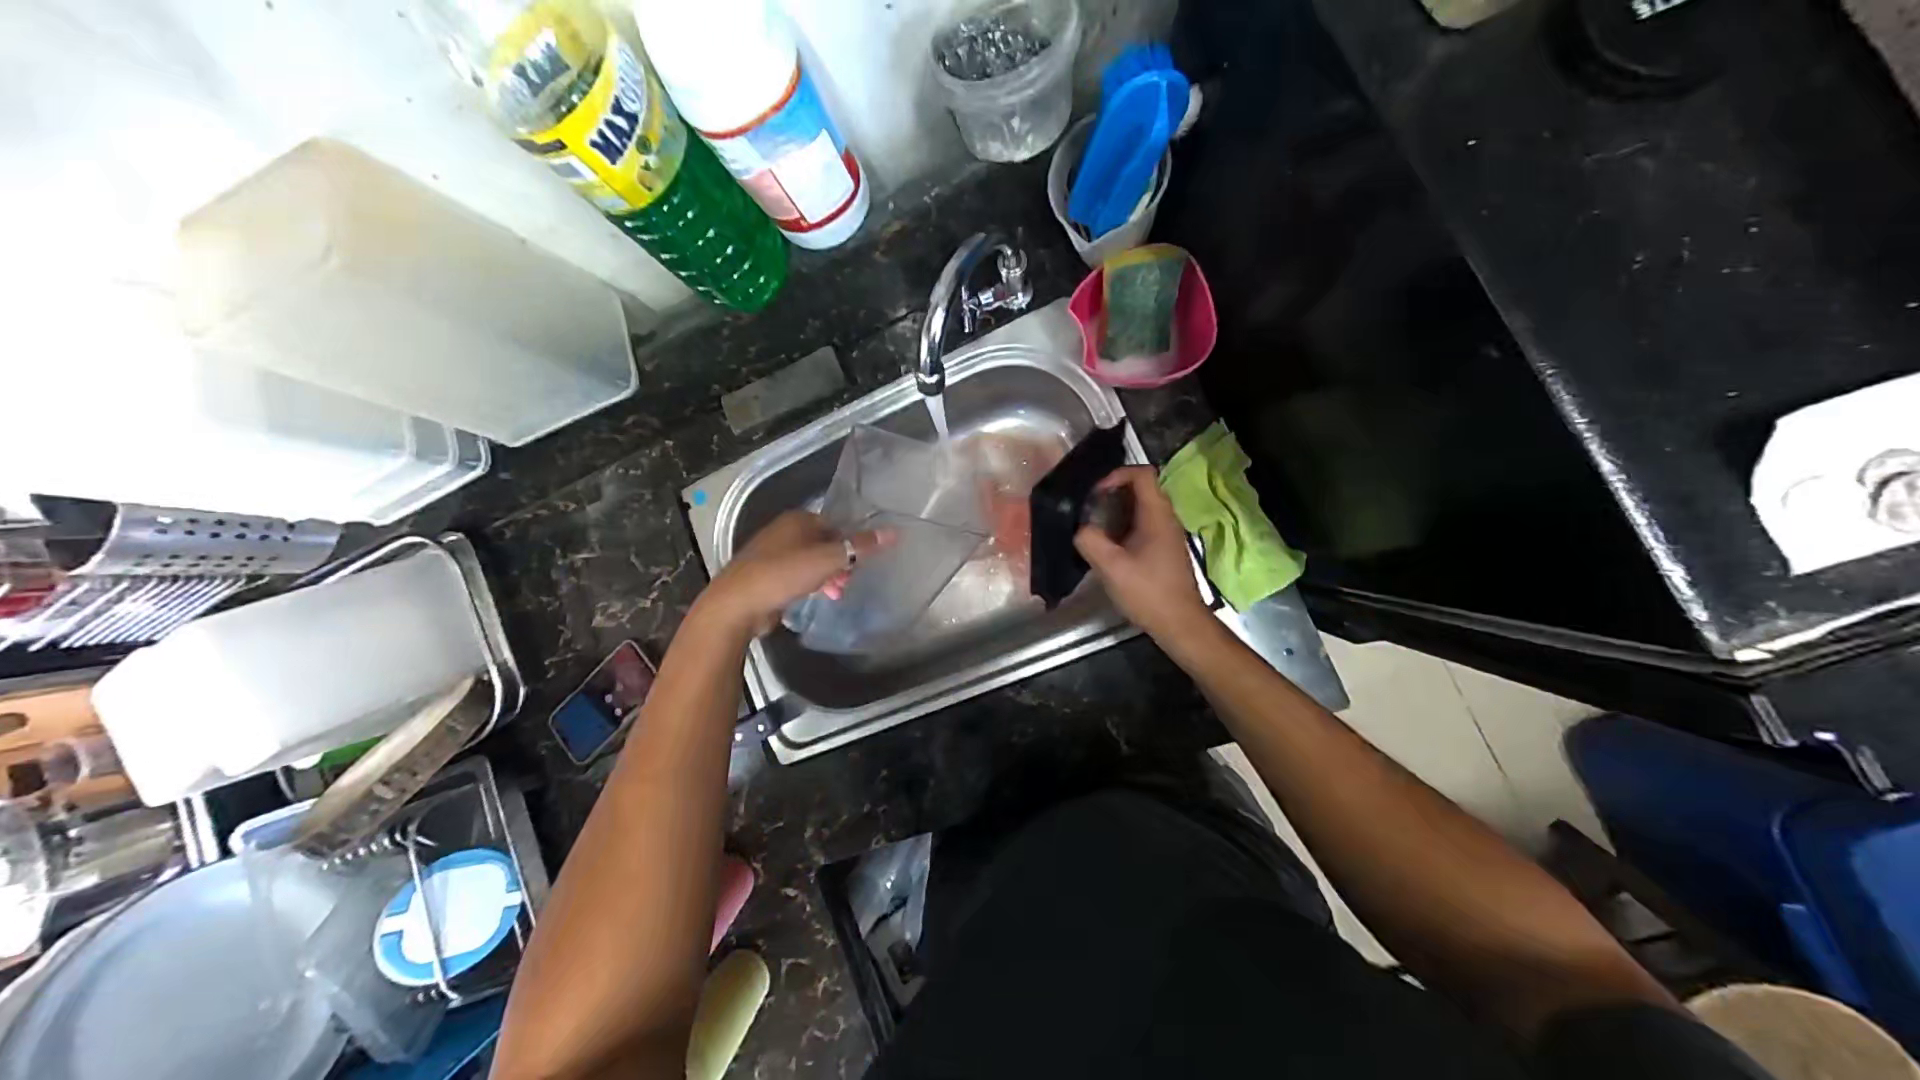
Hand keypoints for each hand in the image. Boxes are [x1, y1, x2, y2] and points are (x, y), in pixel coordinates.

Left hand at [697, 511, 890, 635]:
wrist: (736, 605)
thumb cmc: (783, 575)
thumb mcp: (827, 559)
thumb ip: (860, 547)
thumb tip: (893, 532)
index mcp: (797, 520)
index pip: (835, 525)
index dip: (851, 543)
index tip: (862, 563)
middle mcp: (783, 532)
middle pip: (824, 544)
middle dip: (840, 563)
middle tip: (849, 581)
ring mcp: (772, 555)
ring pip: (810, 562)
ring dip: (827, 577)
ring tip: (836, 594)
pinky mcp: (766, 578)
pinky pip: (796, 577)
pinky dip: (810, 585)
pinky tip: (817, 599)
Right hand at [1074, 466, 1209, 640]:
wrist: (1179, 623)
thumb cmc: (1148, 592)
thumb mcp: (1111, 567)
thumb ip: (1090, 540)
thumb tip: (1080, 528)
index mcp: (1157, 514)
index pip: (1141, 473)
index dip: (1116, 475)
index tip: (1095, 493)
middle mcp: (1165, 517)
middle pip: (1139, 488)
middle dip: (1111, 493)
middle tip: (1087, 508)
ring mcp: (1166, 533)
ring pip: (1139, 507)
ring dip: (1115, 511)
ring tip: (1092, 526)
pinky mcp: (1162, 548)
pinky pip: (1141, 524)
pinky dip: (1122, 527)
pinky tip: (1107, 545)